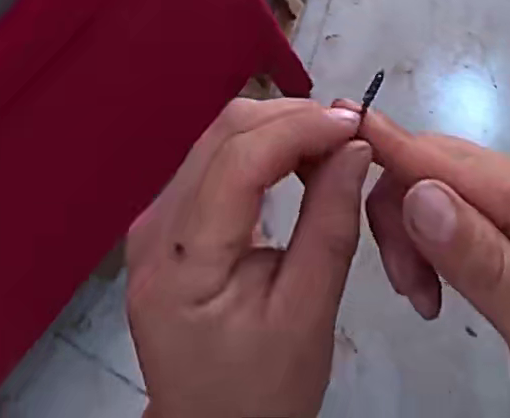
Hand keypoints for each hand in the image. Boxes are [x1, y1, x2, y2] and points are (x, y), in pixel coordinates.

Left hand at [126, 98, 372, 417]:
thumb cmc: (262, 392)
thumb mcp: (307, 319)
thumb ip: (330, 226)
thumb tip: (355, 147)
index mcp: (181, 258)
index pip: (239, 160)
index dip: (299, 128)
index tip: (355, 123)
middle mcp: (155, 222)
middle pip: (224, 134)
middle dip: (292, 119)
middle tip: (349, 133)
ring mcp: (154, 215)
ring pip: (220, 137)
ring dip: (279, 128)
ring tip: (330, 146)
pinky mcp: (166, 216)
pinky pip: (216, 158)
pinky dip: (262, 148)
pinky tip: (296, 160)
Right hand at [355, 106, 509, 417]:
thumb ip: (487, 265)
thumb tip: (417, 192)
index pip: (450, 160)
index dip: (389, 146)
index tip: (332, 135)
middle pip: (435, 167)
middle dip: (399, 212)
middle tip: (405, 286)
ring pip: (433, 188)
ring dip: (409, 232)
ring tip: (421, 298)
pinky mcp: (509, 234)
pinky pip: (446, 216)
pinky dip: (423, 244)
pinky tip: (432, 289)